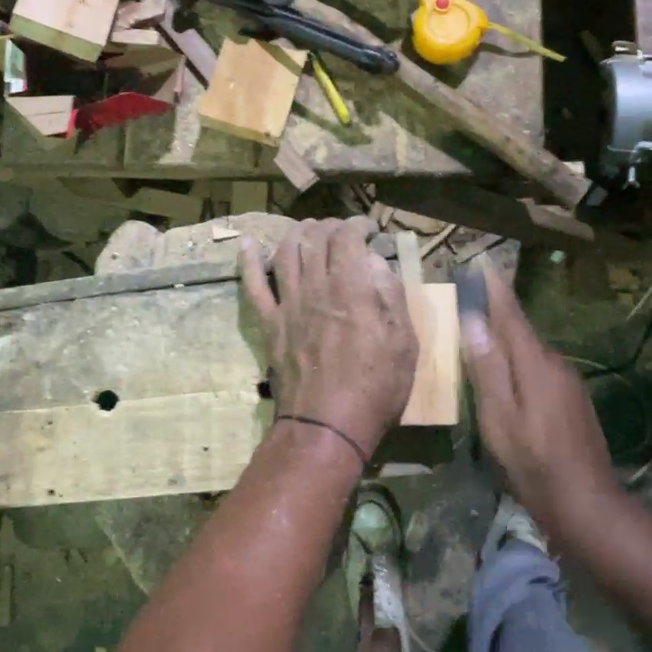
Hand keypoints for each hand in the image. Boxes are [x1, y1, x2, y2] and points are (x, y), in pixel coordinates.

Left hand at [241, 218, 418, 460]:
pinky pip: (253, 285)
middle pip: (315, 238)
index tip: (369, 229)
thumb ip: (391, 295)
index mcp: (350, 289)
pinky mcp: (270, 323)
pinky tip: (247, 245)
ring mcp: (288, 304)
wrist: (326, 425)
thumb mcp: (403, 343)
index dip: (357, 225)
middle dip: (330, 226)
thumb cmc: (374, 388)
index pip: (347, 237)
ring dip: (296, 233)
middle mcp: (315, 287)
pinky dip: (249, 261)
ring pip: (285, 252)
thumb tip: (375, 261)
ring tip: (308, 229)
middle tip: (342, 231)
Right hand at [462, 260, 618, 544]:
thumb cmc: (534, 464)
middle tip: (467, 299)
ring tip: (478, 337)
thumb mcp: (500, 419)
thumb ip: (487, 368)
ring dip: (505, 341)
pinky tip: (505, 378)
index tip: (481, 261)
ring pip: (529, 352)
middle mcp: (555, 364)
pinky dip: (518, 363)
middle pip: (519, 331)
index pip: (511, 315)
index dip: (494, 289)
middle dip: (495, 313)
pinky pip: (539, 369)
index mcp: (535, 364)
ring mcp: (568, 383)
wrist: (588, 506)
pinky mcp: (573, 401)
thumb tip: (473, 320)